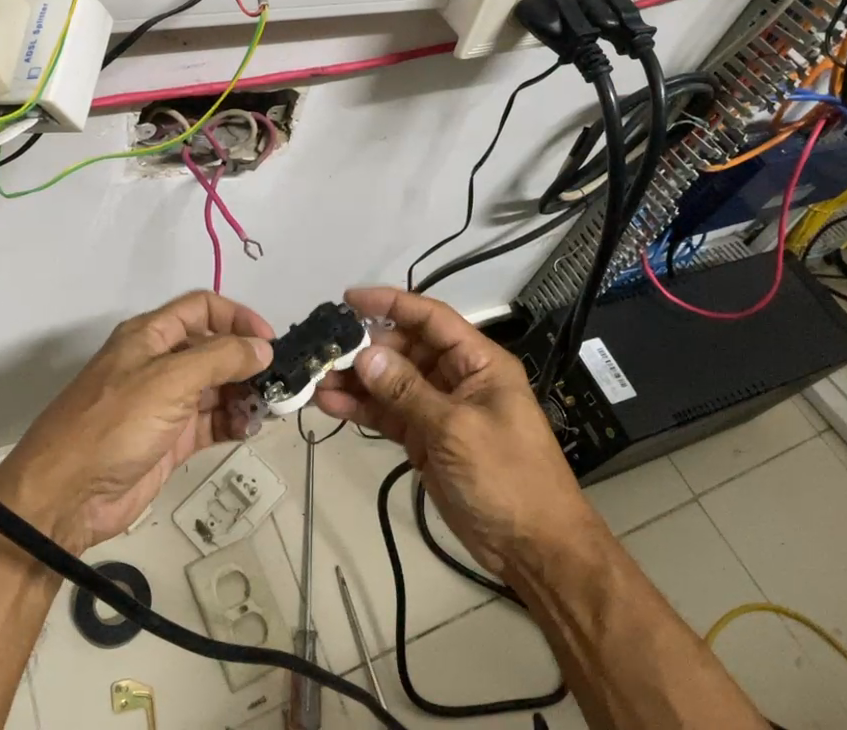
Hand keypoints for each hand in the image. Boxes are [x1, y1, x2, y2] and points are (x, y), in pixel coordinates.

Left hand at [0, 291, 274, 555]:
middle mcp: (159, 364)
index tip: (269, 340)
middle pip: (214, 349)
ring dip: (245, 394)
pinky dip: (234, 423)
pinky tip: (251, 429)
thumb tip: (263, 347)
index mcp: (150, 337)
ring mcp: (166, 404)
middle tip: (282, 381)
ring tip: (271, 408)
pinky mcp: (171, 441)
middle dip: (248, 361)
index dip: (237, 317)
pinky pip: (212, 423)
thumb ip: (220, 358)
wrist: (66, 495)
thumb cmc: (114, 425)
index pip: (201, 309)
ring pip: (217, 388)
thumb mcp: (168, 380)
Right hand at [314, 287, 600, 575]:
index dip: (391, 304)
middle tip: (322, 352)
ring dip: (355, 381)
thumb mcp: (456, 429)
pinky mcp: (424, 439)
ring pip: (390, 383)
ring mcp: (439, 410)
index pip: (431, 319)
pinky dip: (360, 410)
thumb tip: (364, 355)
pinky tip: (328, 405)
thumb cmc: (507, 477)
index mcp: (479, 363)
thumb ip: (407, 391)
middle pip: (404, 349)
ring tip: (315, 380)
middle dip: (364, 349)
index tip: (348, 299)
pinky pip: (388, 414)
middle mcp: (458, 378)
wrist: (531, 546)